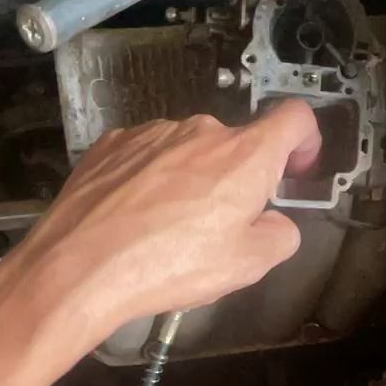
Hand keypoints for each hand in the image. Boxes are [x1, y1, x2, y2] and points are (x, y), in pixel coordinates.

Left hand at [0, 101, 321, 363]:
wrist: (81, 265)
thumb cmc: (169, 264)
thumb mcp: (245, 266)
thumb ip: (278, 237)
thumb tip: (277, 225)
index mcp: (244, 155)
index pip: (293, 119)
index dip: (304, 141)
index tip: (295, 168)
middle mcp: (201, 131)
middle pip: (235, 145)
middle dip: (236, 179)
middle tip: (220, 227)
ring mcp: (153, 133)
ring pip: (189, 151)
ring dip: (191, 180)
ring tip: (168, 229)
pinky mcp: (114, 144)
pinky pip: (148, 155)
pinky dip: (152, 179)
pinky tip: (136, 217)